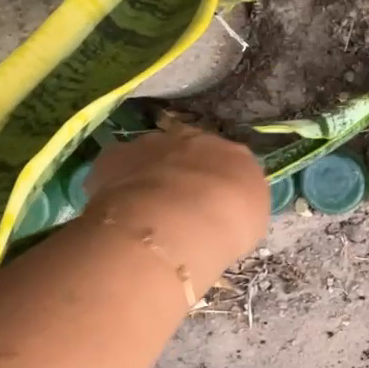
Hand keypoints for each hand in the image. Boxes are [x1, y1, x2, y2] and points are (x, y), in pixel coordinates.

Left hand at [84, 120, 268, 269]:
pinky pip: (121, 167)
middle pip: (193, 153)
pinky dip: (121, 183)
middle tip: (182, 208)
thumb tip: (224, 211)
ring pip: (155, 156)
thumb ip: (239, 209)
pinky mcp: (117, 153)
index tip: (216, 209)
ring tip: (149, 212)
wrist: (175, 222)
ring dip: (153, 176)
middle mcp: (198, 139)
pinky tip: (123, 209)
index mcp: (238, 157)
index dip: (222, 187)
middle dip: (187, 175)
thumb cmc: (227, 228)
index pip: (233, 165)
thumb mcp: (250, 224)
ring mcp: (155, 142)